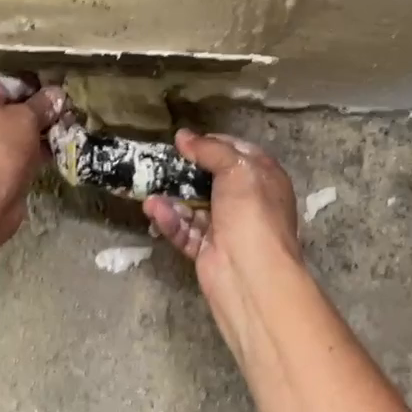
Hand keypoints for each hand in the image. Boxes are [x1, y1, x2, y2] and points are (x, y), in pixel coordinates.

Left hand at [0, 76, 66, 249]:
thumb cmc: (2, 150)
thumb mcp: (28, 120)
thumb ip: (43, 105)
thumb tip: (56, 93)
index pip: (14, 83)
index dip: (40, 90)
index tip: (62, 101)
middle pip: (14, 107)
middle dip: (42, 114)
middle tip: (69, 120)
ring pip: (15, 130)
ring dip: (40, 133)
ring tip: (66, 137)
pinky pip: (12, 150)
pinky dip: (31, 151)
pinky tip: (56, 155)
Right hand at [144, 130, 299, 304]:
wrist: (251, 276)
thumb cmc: (252, 213)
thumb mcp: (236, 169)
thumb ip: (209, 149)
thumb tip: (183, 136)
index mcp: (263, 178)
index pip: (236, 151)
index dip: (211, 143)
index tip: (185, 140)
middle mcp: (246, 201)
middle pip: (210, 178)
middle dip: (184, 170)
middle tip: (159, 161)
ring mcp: (226, 227)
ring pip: (193, 204)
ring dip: (171, 196)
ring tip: (149, 187)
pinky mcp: (207, 249)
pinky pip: (184, 229)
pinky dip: (169, 219)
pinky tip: (154, 209)